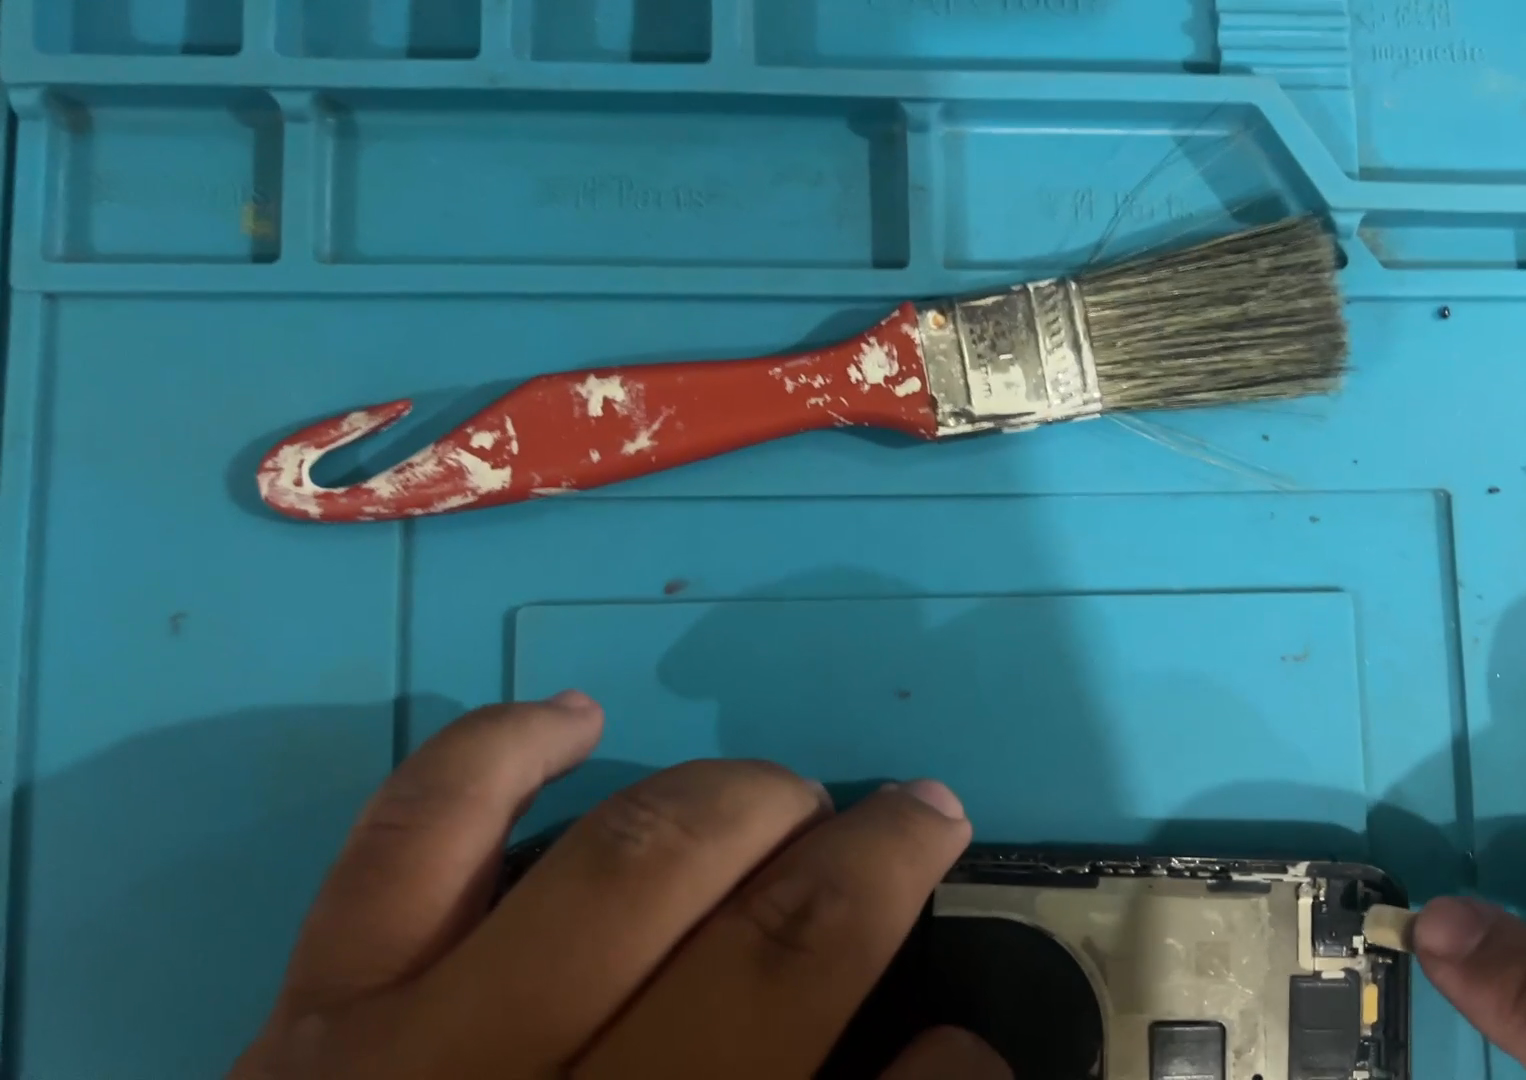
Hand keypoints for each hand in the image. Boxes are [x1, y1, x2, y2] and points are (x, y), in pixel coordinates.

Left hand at [231, 693, 1008, 1079]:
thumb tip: (962, 1053)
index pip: (864, 1073)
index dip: (947, 1034)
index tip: (969, 990)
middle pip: (765, 945)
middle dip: (868, 860)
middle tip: (908, 825)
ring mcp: (412, 1052)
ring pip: (632, 860)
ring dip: (748, 800)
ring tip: (793, 797)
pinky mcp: (315, 1008)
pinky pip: (414, 835)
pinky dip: (501, 750)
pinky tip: (579, 717)